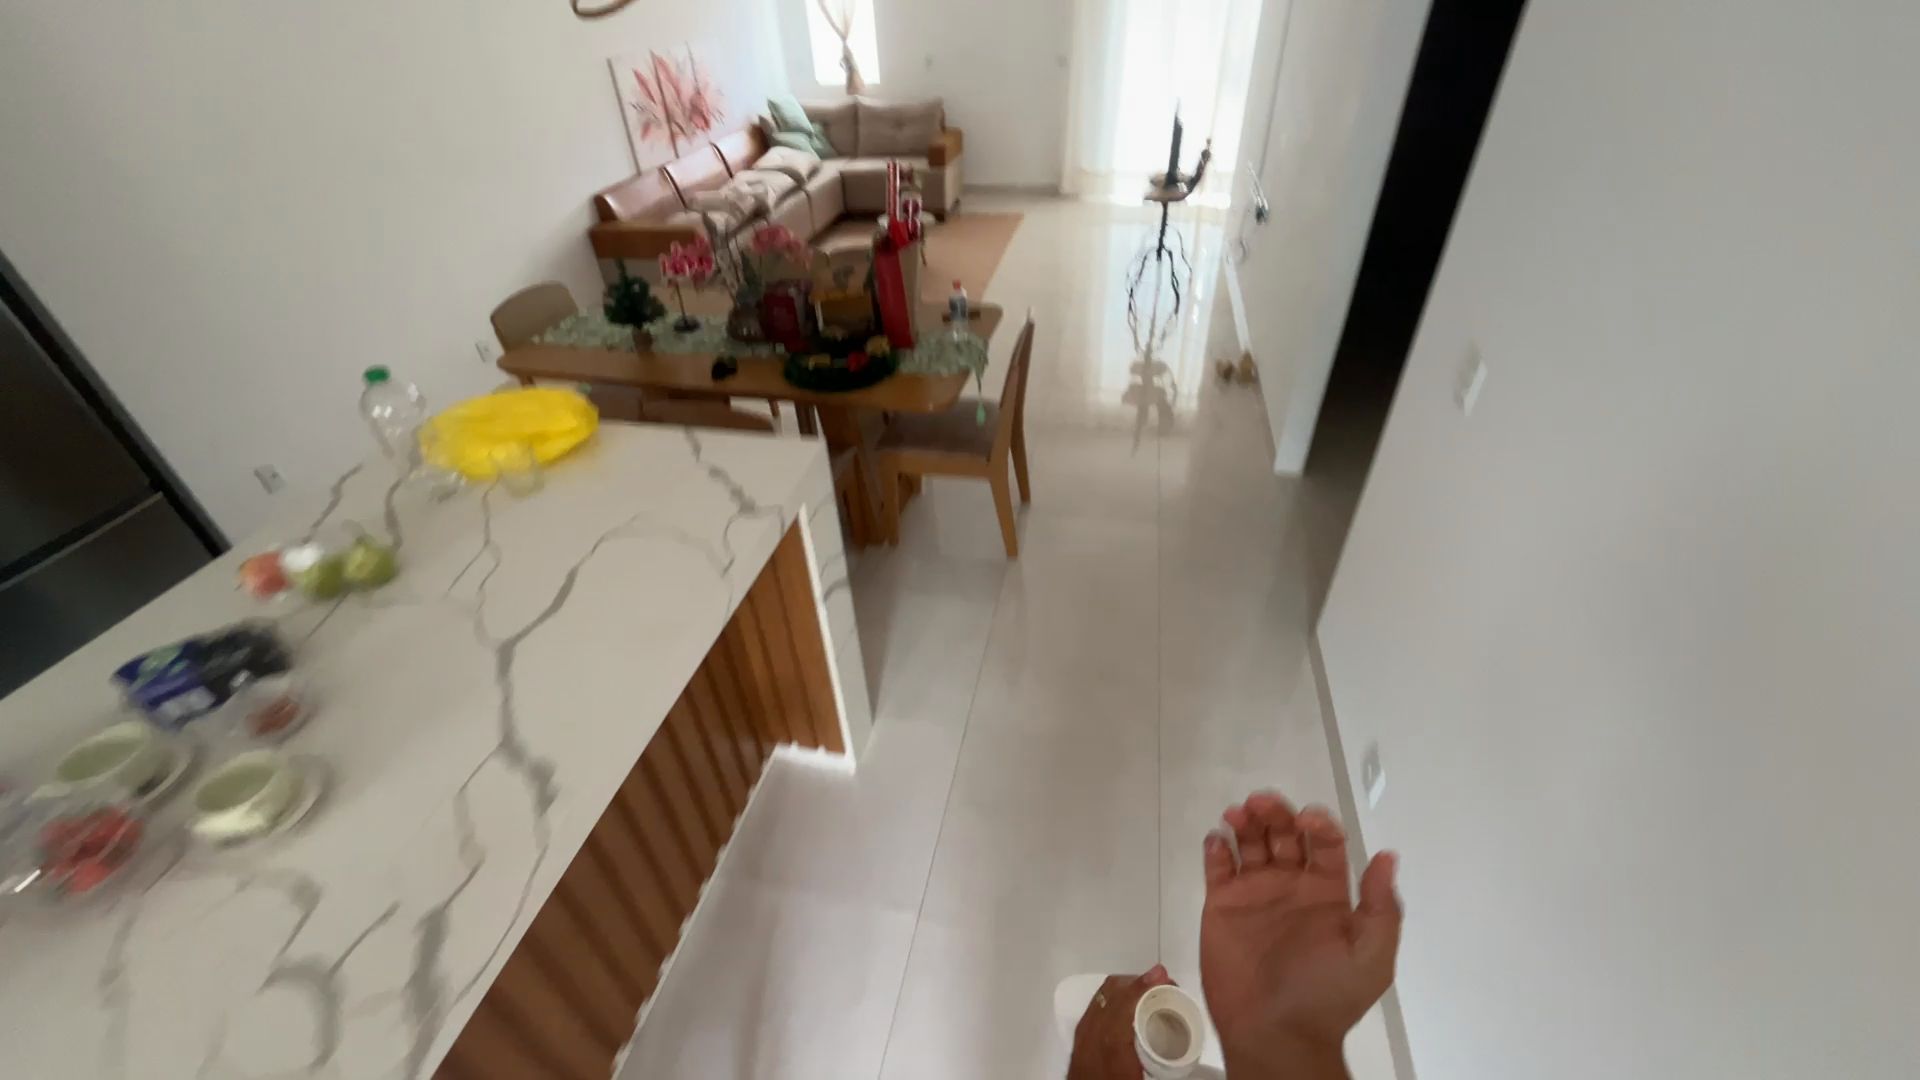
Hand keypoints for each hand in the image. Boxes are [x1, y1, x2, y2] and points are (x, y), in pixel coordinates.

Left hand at [1065, 965, 1173, 1079]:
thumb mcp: (1144, 1074)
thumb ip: (1165, 1061)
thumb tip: (1184, 1050)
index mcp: (1112, 1043)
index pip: (1127, 999)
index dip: (1147, 983)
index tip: (1166, 977)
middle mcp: (1093, 1032)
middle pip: (1115, 990)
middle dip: (1140, 982)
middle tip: (1165, 988)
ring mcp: (1083, 1033)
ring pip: (1103, 994)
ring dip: (1127, 987)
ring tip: (1151, 995)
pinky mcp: (1080, 1038)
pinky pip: (1097, 1005)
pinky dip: (1115, 997)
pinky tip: (1131, 1007)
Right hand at [1199, 792, 1400, 1077]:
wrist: (1275, 1031)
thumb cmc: (1326, 992)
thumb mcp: (1370, 956)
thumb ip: (1381, 908)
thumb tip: (1388, 856)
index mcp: (1327, 893)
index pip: (1324, 843)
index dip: (1317, 824)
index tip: (1305, 820)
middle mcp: (1290, 884)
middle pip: (1283, 832)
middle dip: (1274, 812)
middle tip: (1260, 803)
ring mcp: (1254, 891)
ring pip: (1249, 841)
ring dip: (1244, 821)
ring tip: (1236, 814)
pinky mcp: (1221, 902)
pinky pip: (1217, 865)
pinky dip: (1215, 847)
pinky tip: (1218, 841)